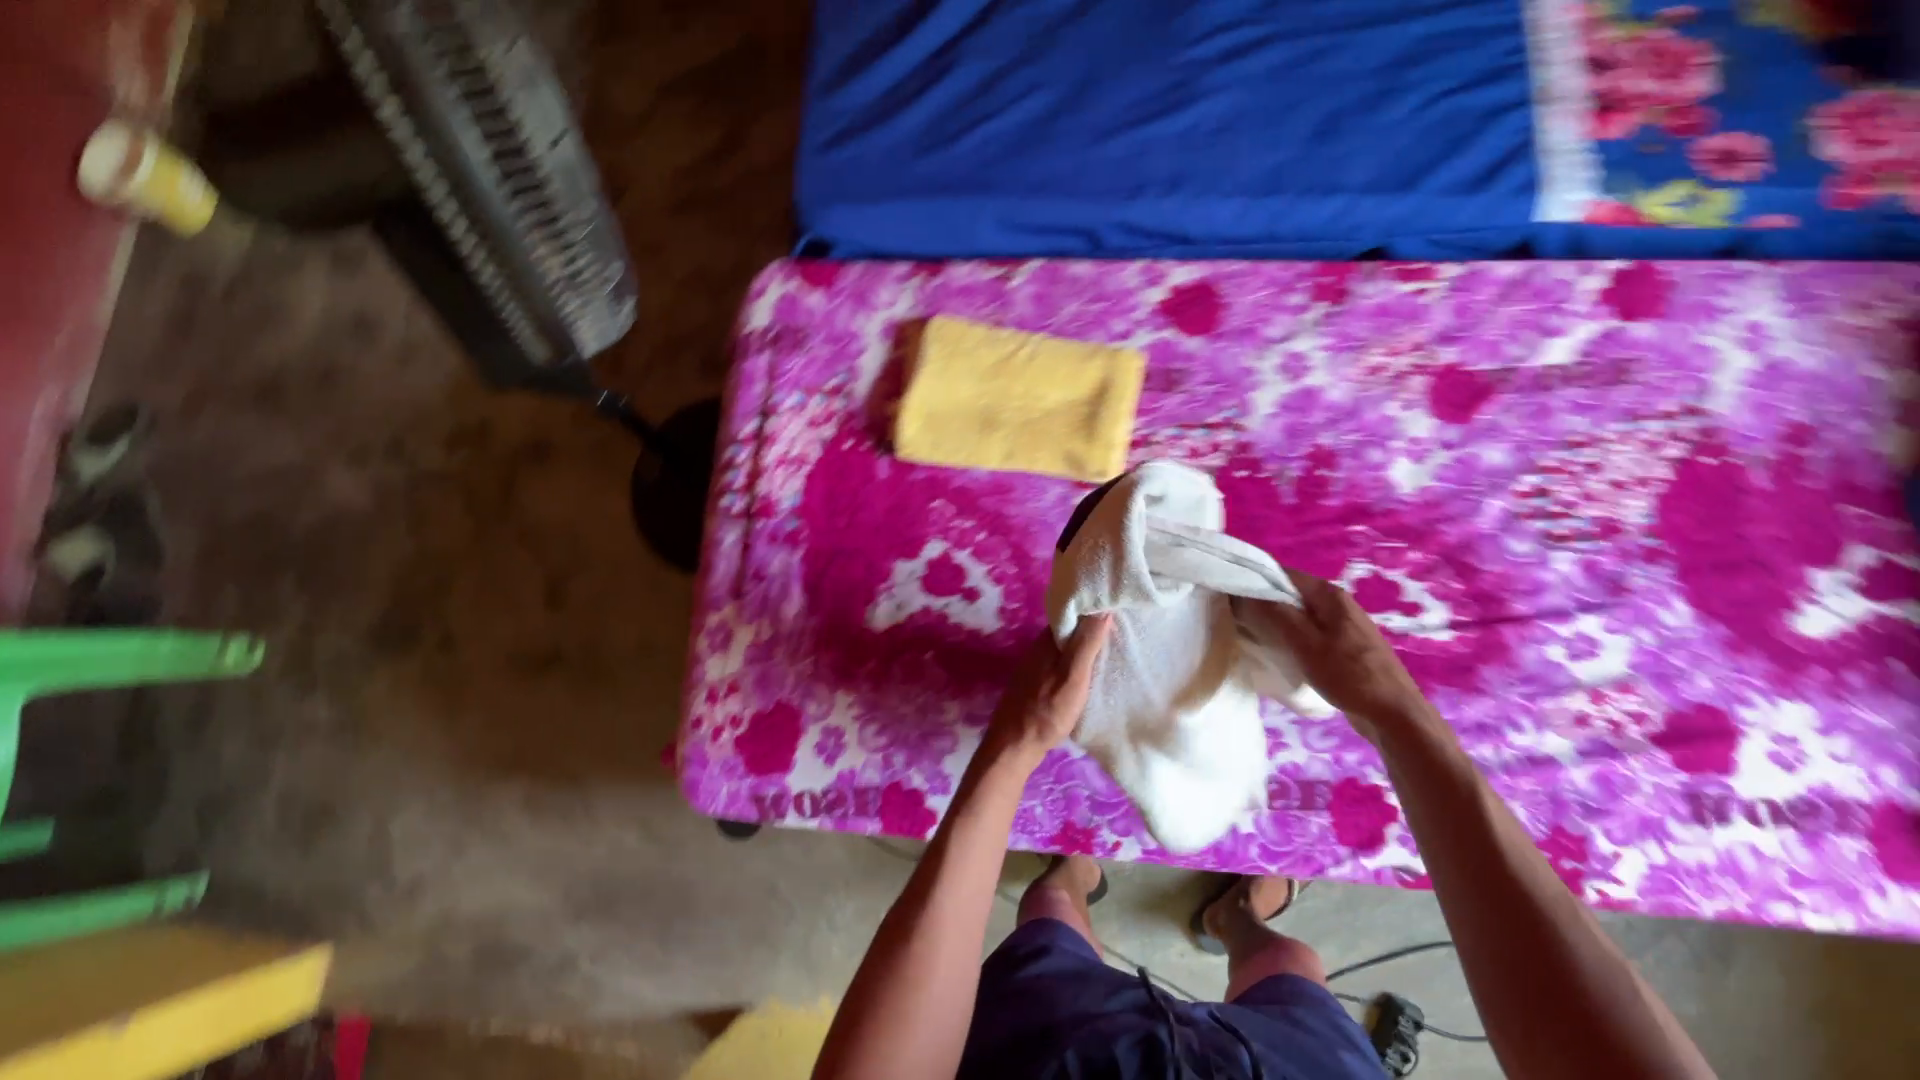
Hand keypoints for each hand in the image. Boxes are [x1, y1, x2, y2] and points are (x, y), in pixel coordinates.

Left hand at [981, 615, 1112, 769]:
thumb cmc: (1047, 710)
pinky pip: (1061, 663)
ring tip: (1112, 650)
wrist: (1015, 746)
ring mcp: (1036, 666)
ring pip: (1065, 648)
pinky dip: (1077, 664)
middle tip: (1122, 631)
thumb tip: (1102, 608)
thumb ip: (1086, 643)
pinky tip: (1090, 673)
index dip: (1094, 609)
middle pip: (1069, 630)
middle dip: (1092, 628)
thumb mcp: (1073, 676)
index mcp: (1046, 640)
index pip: (1072, 613)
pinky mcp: (1037, 683)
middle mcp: (1038, 647)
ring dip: (1085, 647)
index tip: (1118, 609)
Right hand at [1237, 568, 1442, 745]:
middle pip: (1290, 593)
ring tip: (1252, 635)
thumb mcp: (1305, 643)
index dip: (1253, 580)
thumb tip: (1246, 591)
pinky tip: (1280, 652)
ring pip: (1299, 614)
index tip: (1227, 595)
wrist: (1392, 713)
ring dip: (1276, 621)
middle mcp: (1337, 602)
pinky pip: (1309, 631)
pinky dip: (1291, 636)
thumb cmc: (1348, 675)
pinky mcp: (1344, 645)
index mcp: (1328, 594)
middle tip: (1235, 619)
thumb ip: (1275, 613)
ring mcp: (1343, 624)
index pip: (1281, 573)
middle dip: (1262, 602)